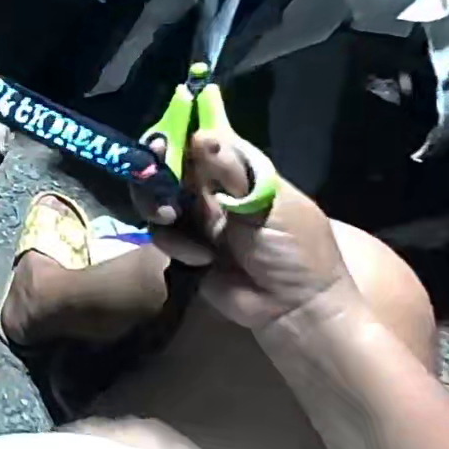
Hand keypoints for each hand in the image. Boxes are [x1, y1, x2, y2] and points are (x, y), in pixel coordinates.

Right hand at [137, 131, 362, 332]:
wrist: (294, 313)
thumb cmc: (297, 254)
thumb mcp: (271, 208)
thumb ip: (234, 173)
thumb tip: (201, 134)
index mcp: (242, 173)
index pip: (203, 140)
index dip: (178, 134)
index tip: (162, 140)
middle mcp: (214, 189)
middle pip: (169, 164)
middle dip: (155, 170)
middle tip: (150, 176)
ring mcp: (195, 216)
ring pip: (155, 194)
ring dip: (156, 204)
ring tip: (168, 218)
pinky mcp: (182, 243)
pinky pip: (159, 231)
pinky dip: (174, 242)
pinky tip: (198, 257)